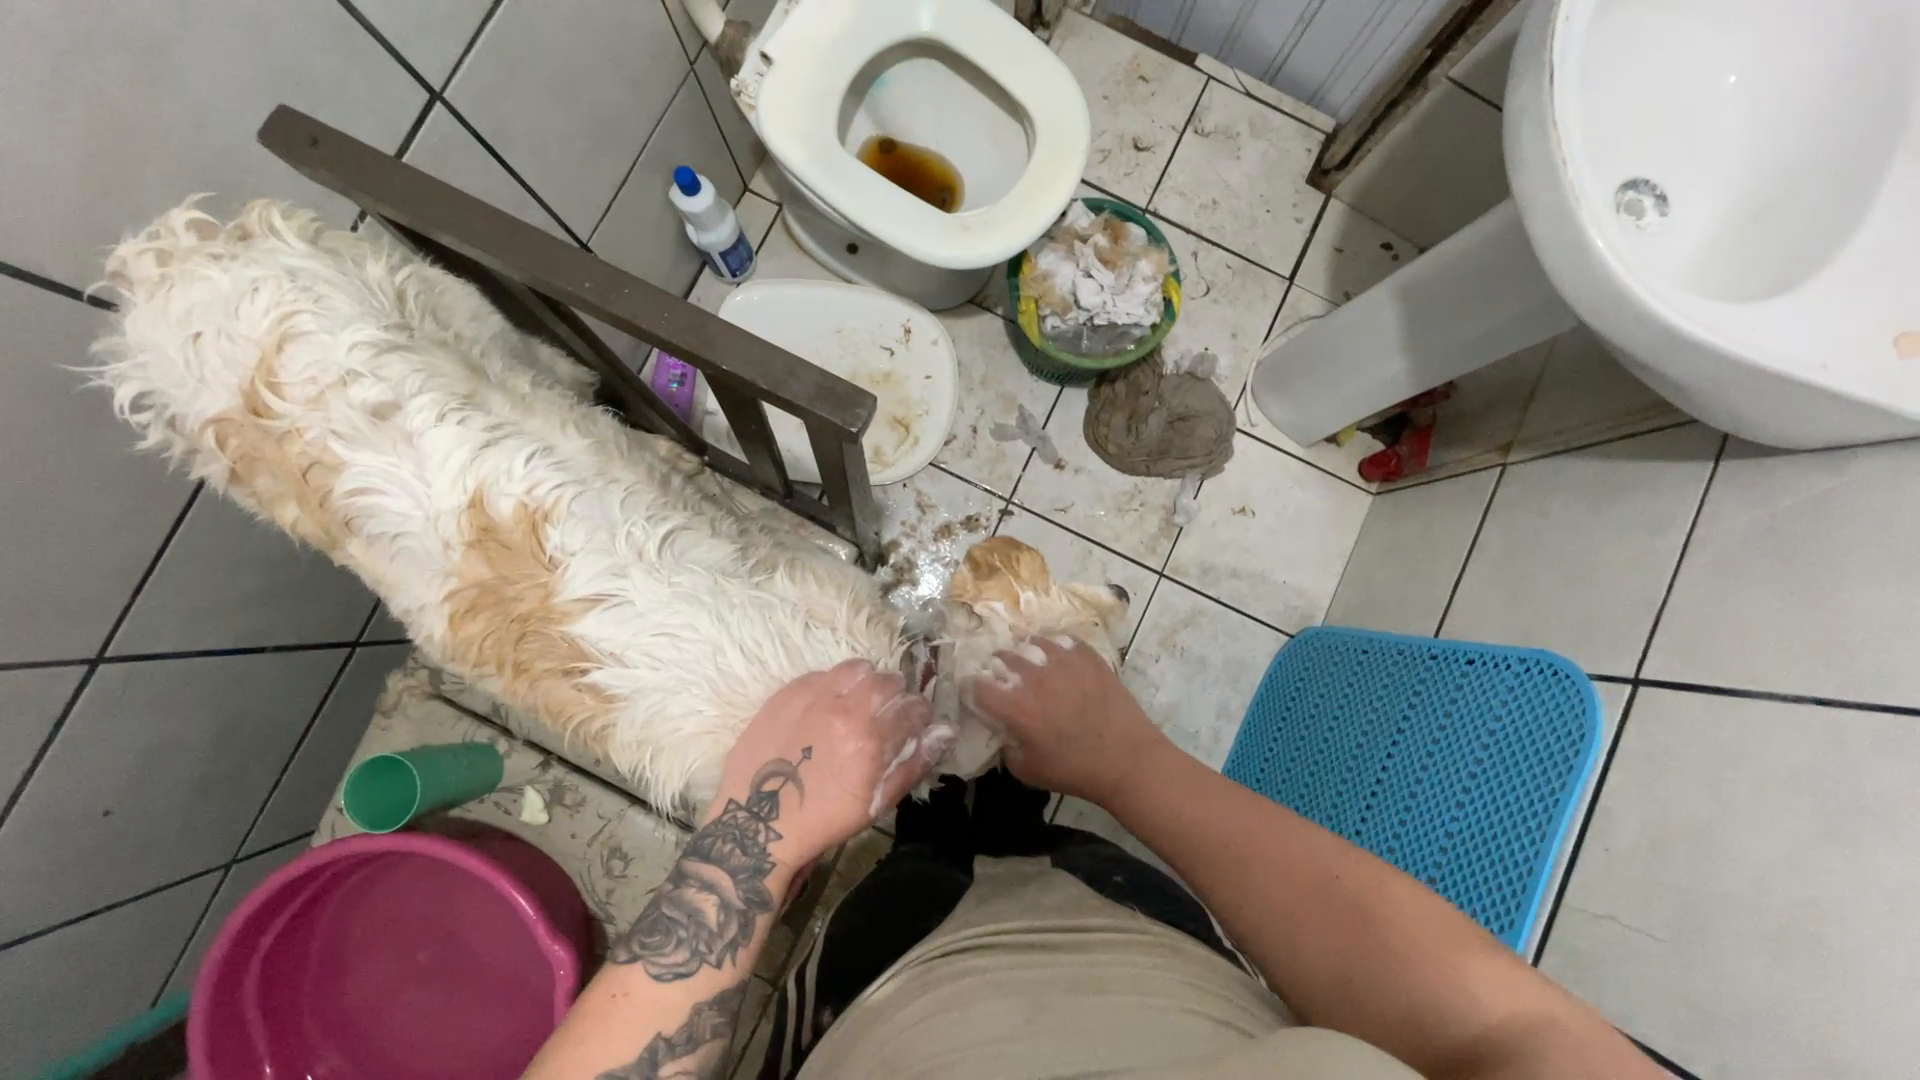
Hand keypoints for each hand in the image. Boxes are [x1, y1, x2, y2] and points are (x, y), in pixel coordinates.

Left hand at [707, 659, 944, 868]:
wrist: (756, 823)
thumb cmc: (823, 818)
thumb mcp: (876, 803)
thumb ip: (915, 763)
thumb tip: (945, 731)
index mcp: (871, 739)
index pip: (913, 706)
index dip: (919, 714)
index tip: (914, 723)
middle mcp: (844, 709)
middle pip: (887, 680)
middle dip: (895, 694)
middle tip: (887, 712)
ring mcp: (812, 697)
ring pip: (855, 668)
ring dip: (865, 681)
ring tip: (859, 701)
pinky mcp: (786, 694)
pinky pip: (821, 673)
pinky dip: (833, 684)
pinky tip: (828, 705)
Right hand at [965, 636, 1174, 805]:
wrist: (1126, 759)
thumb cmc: (1074, 771)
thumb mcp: (1027, 771)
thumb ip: (1006, 747)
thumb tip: (1004, 730)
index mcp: (1014, 707)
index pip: (976, 684)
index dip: (971, 687)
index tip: (976, 692)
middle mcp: (1034, 677)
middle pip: (1002, 657)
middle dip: (997, 666)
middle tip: (1004, 678)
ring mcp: (1063, 661)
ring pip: (1032, 642)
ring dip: (1026, 652)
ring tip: (1031, 661)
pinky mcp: (1088, 656)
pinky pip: (1063, 640)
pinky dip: (1056, 646)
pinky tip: (1059, 658)